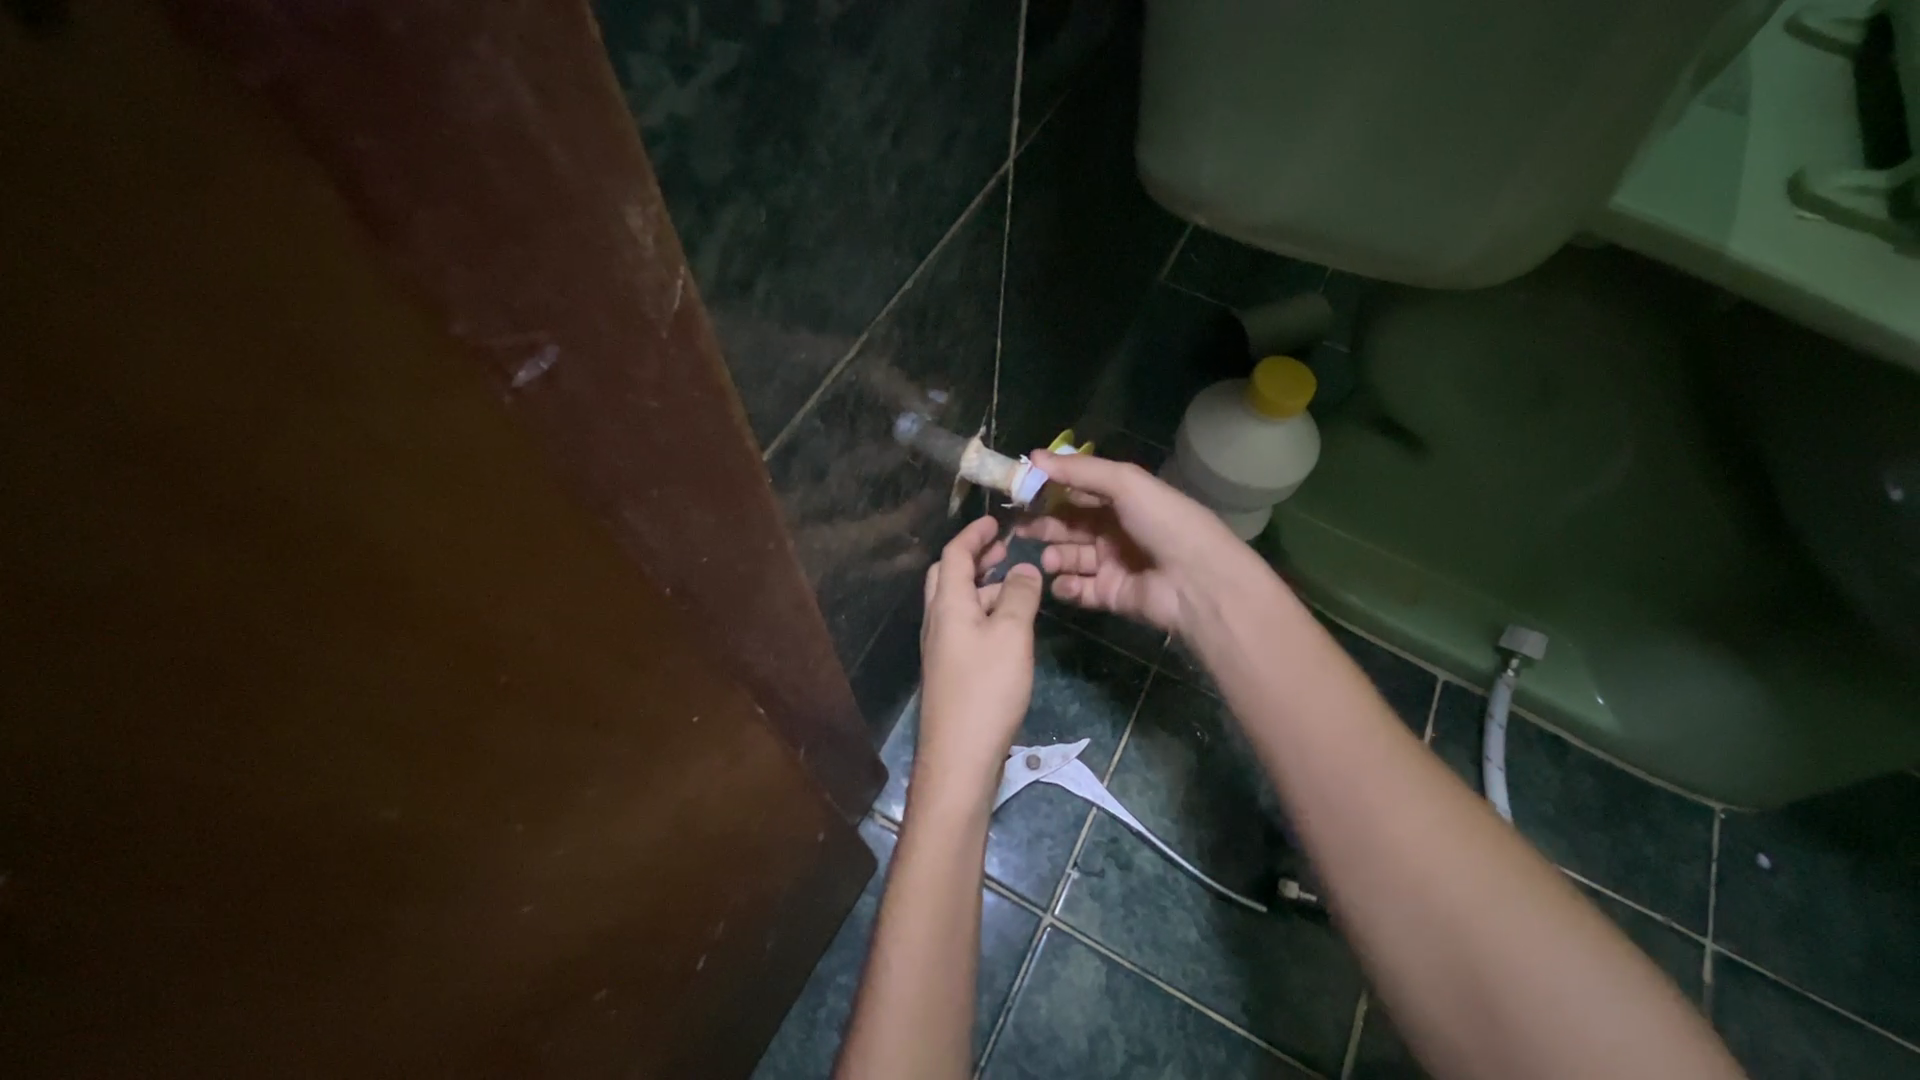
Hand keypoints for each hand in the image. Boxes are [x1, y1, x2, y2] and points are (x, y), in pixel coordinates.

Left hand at [914, 516, 1045, 805]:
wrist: (959, 755)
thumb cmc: (986, 688)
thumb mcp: (1012, 635)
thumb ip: (1020, 596)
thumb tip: (1024, 568)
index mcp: (947, 604)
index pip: (954, 554)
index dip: (974, 534)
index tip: (996, 520)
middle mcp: (937, 621)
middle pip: (948, 577)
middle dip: (975, 559)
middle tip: (1005, 551)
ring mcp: (942, 648)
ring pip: (959, 604)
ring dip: (985, 588)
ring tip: (1018, 587)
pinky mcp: (952, 671)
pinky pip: (966, 628)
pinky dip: (986, 615)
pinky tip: (1011, 628)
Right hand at [1013, 449, 1270, 636]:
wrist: (1198, 582)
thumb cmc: (1164, 524)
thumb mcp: (1126, 483)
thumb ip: (1080, 470)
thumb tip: (1033, 457)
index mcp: (1123, 500)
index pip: (1078, 492)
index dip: (1049, 491)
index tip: (1019, 492)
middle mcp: (1116, 529)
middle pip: (1070, 525)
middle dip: (1044, 526)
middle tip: (1020, 529)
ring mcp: (1113, 564)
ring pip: (1071, 557)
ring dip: (1055, 555)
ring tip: (1051, 558)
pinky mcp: (1110, 595)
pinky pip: (1079, 589)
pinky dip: (1067, 586)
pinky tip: (1066, 582)